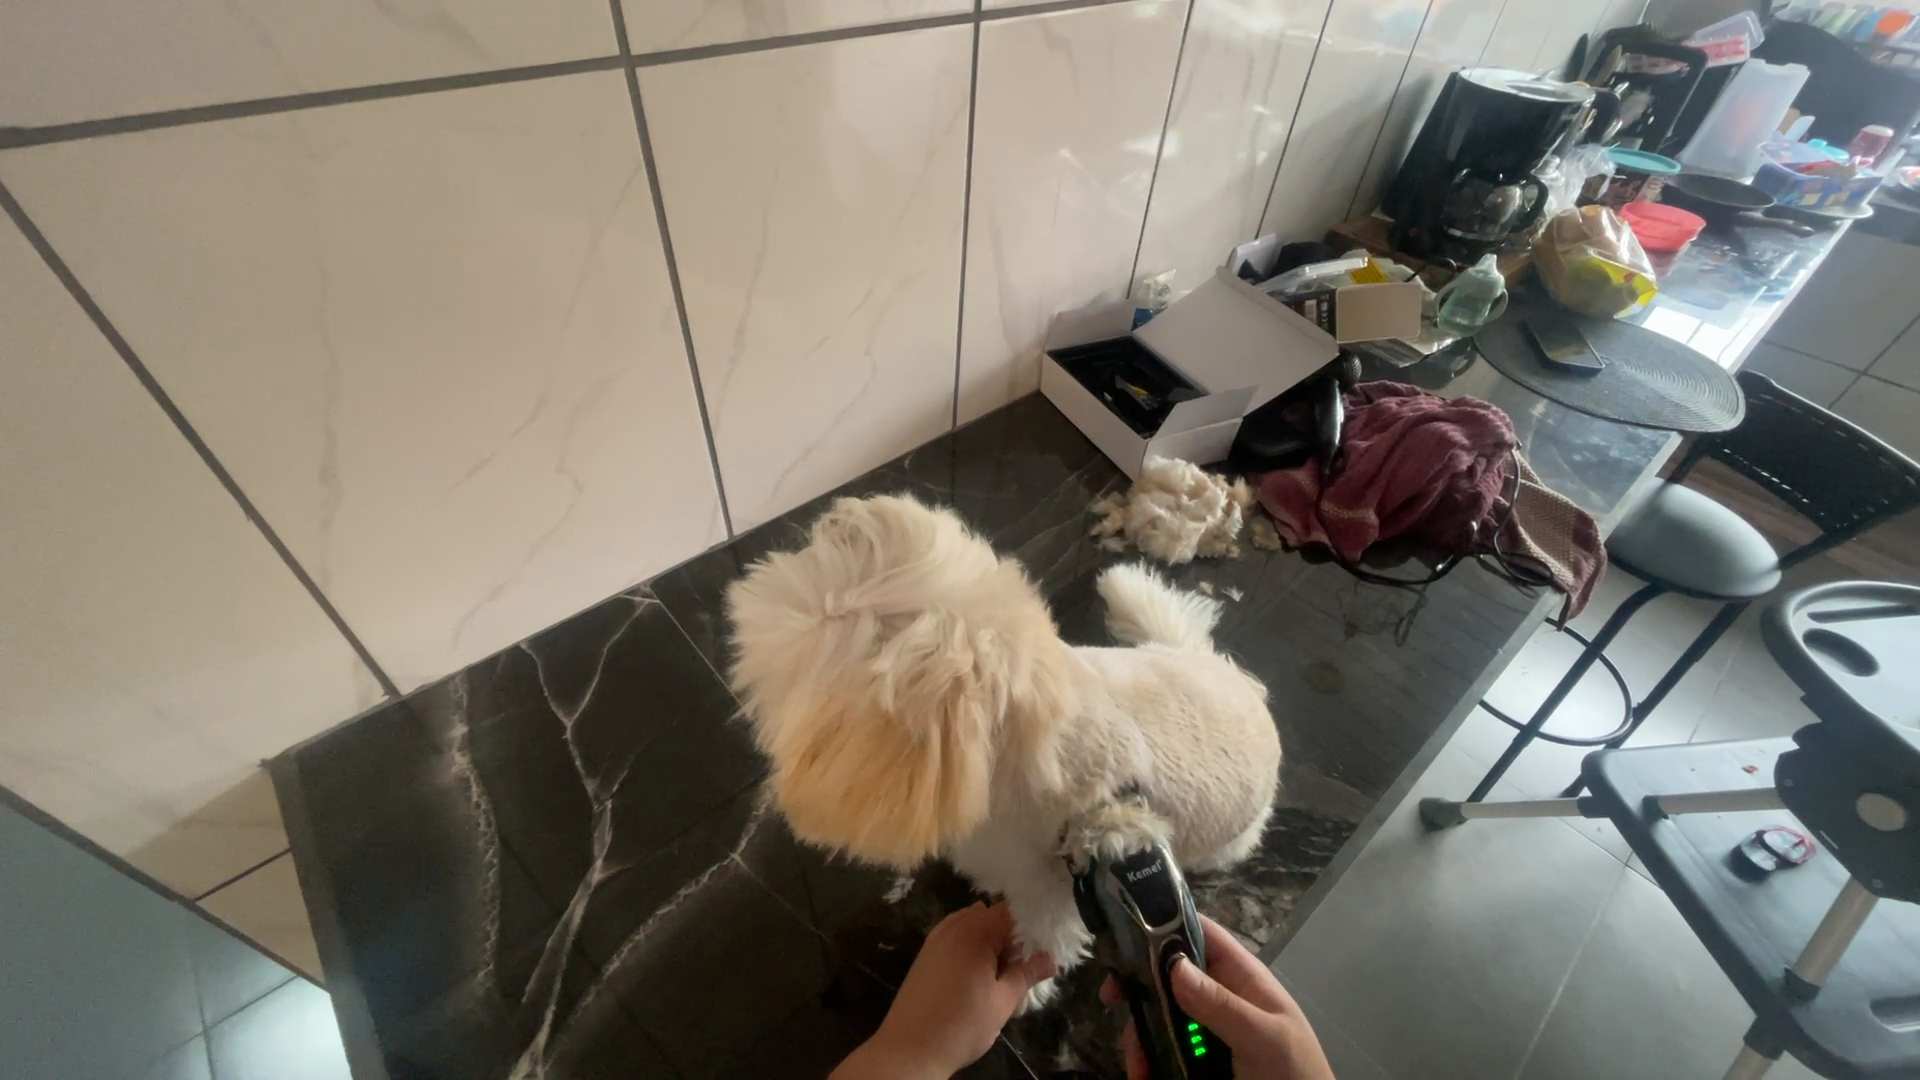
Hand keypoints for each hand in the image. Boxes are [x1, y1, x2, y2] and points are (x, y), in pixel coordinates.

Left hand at [834, 902, 1056, 1079]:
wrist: (910, 1048)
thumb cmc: (961, 1025)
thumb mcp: (1002, 1002)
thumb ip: (1026, 974)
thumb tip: (1051, 959)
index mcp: (977, 931)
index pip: (1009, 911)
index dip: (1027, 927)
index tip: (1037, 949)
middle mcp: (955, 925)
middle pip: (990, 915)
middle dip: (1007, 935)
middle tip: (1017, 968)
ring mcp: (937, 937)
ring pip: (971, 924)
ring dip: (987, 939)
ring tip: (996, 974)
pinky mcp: (926, 951)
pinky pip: (954, 934)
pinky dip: (968, 944)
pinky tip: (972, 973)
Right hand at [1103, 915, 1334, 1079]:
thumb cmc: (1298, 1077)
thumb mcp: (1265, 1039)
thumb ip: (1221, 1004)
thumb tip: (1174, 965)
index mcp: (1238, 974)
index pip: (1196, 930)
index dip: (1161, 923)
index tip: (1124, 934)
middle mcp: (1216, 994)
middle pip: (1166, 972)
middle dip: (1138, 985)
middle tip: (1111, 997)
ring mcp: (1204, 1028)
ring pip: (1157, 1013)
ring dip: (1139, 1032)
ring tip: (1135, 1065)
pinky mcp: (1195, 1060)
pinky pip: (1161, 1049)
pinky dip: (1146, 1060)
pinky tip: (1141, 1075)